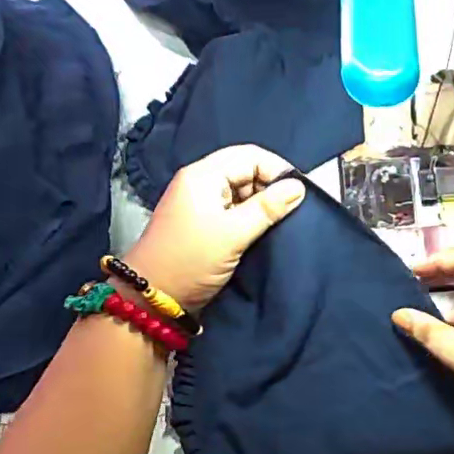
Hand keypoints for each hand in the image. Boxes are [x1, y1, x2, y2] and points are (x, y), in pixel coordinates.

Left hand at [123, 145, 306, 312]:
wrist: (153, 297)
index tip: (300, 195)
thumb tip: (299, 188)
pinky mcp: (206, 224)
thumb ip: (267, 208)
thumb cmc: (191, 260)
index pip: (250, 156)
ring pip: (243, 192)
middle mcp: (202, 183)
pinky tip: (266, 232)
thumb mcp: (233, 234)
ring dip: (264, 205)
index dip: (278, 170)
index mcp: (204, 175)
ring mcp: (203, 204)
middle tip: (294, 212)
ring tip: (282, 224)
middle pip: (247, 171)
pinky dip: (253, 218)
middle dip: (272, 188)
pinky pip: (236, 210)